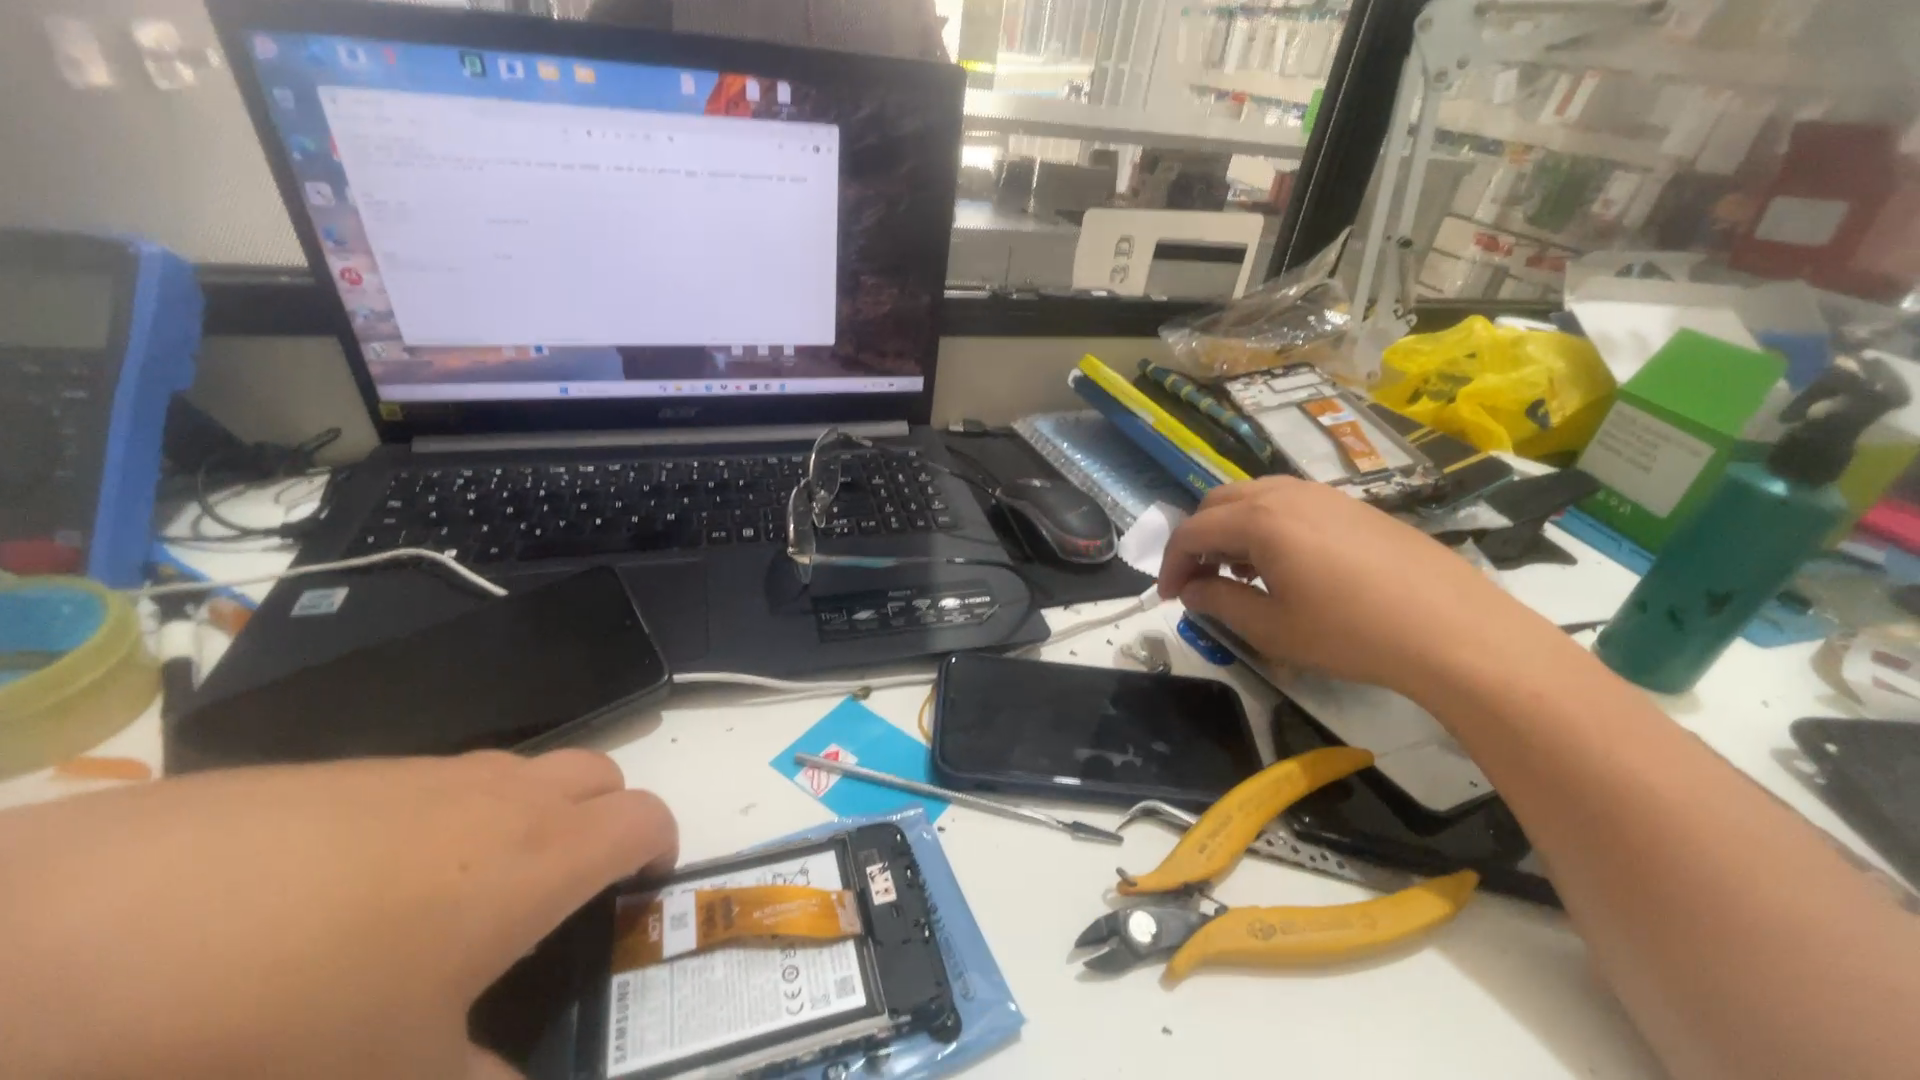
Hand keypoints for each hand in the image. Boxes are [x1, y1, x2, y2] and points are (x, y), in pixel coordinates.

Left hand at [0, 750, 675, 1079]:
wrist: (104, 931)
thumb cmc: (297, 1012)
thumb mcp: (403, 1077)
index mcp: (541, 858)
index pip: (646, 817)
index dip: (661, 845)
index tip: (644, 884)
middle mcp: (501, 797)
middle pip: (598, 774)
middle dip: (607, 816)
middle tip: (569, 884)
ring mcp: (427, 774)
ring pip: (519, 773)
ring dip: (529, 814)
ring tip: (466, 891)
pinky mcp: (355, 768)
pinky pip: (439, 780)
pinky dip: (450, 816)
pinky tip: (368, 884)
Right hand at [1158, 477, 1528, 693]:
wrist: (1450, 628)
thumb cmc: (1350, 633)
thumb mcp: (1272, 627)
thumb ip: (1218, 603)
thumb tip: (1190, 590)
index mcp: (1259, 520)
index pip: (1192, 531)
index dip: (1170, 564)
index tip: (1169, 598)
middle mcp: (1285, 493)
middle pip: (1219, 503)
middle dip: (1198, 541)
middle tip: (1198, 583)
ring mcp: (1323, 495)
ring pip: (1255, 499)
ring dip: (1232, 532)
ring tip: (1240, 577)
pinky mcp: (1352, 506)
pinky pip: (1290, 504)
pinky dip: (1267, 528)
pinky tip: (1285, 568)